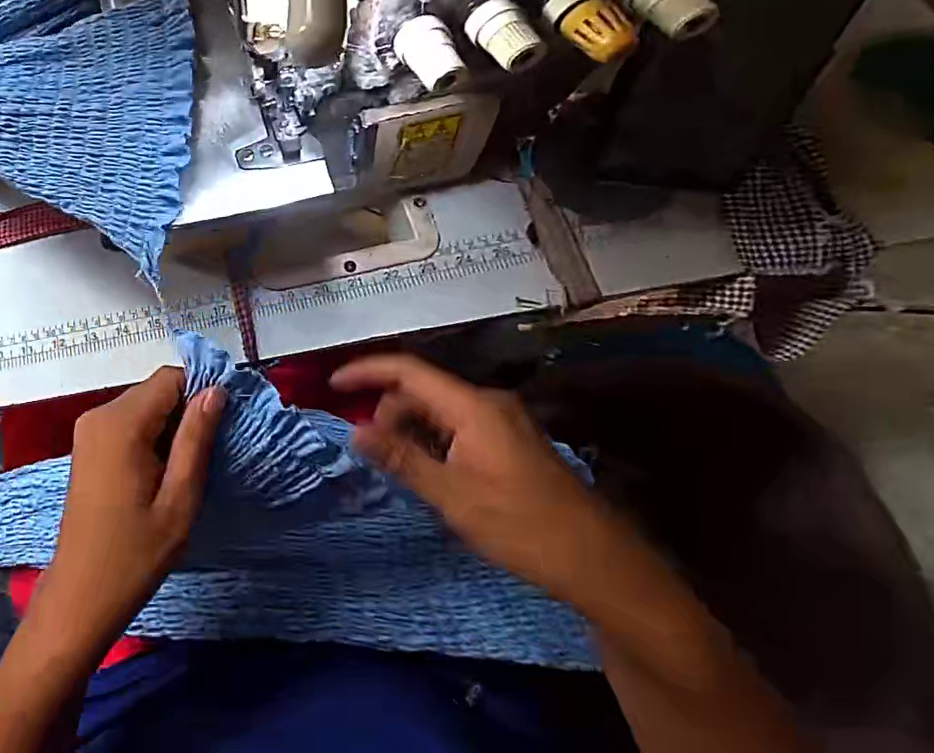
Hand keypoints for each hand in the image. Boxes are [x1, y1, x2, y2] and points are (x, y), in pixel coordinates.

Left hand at [30, 367, 224, 655]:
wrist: (80, 596)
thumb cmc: (135, 554)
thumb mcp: (179, 499)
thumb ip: (196, 439)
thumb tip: (216, 390)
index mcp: (121, 423)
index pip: (170, 378)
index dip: (201, 390)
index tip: (224, 421)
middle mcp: (99, 414)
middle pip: (155, 390)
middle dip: (186, 411)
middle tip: (209, 452)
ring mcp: (88, 429)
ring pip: (143, 405)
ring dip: (170, 426)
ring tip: (185, 468)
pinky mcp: (87, 446)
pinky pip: (127, 422)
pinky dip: (150, 436)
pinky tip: (161, 473)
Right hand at [334, 353, 616, 600]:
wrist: (599, 563)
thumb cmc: (521, 525)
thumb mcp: (451, 495)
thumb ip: (401, 458)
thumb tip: (356, 432)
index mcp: (473, 406)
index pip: (408, 370)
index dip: (367, 372)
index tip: (334, 385)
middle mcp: (488, 402)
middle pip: (423, 390)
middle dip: (390, 412)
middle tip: (374, 451)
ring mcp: (503, 420)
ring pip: (440, 409)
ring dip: (412, 430)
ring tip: (403, 469)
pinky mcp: (511, 440)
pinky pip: (459, 425)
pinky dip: (434, 440)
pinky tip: (432, 472)